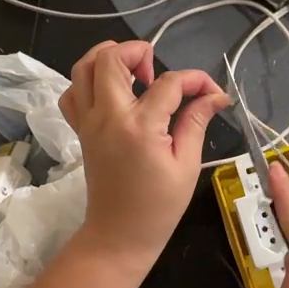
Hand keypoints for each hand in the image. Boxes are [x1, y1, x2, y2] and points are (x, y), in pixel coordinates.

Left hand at [59, 41, 231, 264]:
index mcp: (139, 126)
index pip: (169, 83)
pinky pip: (73, 93)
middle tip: (157, 74)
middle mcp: (108, 116)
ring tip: (133, 74)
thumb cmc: (158, 207)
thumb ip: (196, 122)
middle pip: (110, 58)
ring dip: (108, 58)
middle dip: (138, 51)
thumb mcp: (187, 165)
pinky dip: (89, 82)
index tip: (213, 93)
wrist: (119, 236)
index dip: (196, 81)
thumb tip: (215, 95)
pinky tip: (112, 92)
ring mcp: (88, 122)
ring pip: (83, 68)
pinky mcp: (81, 130)